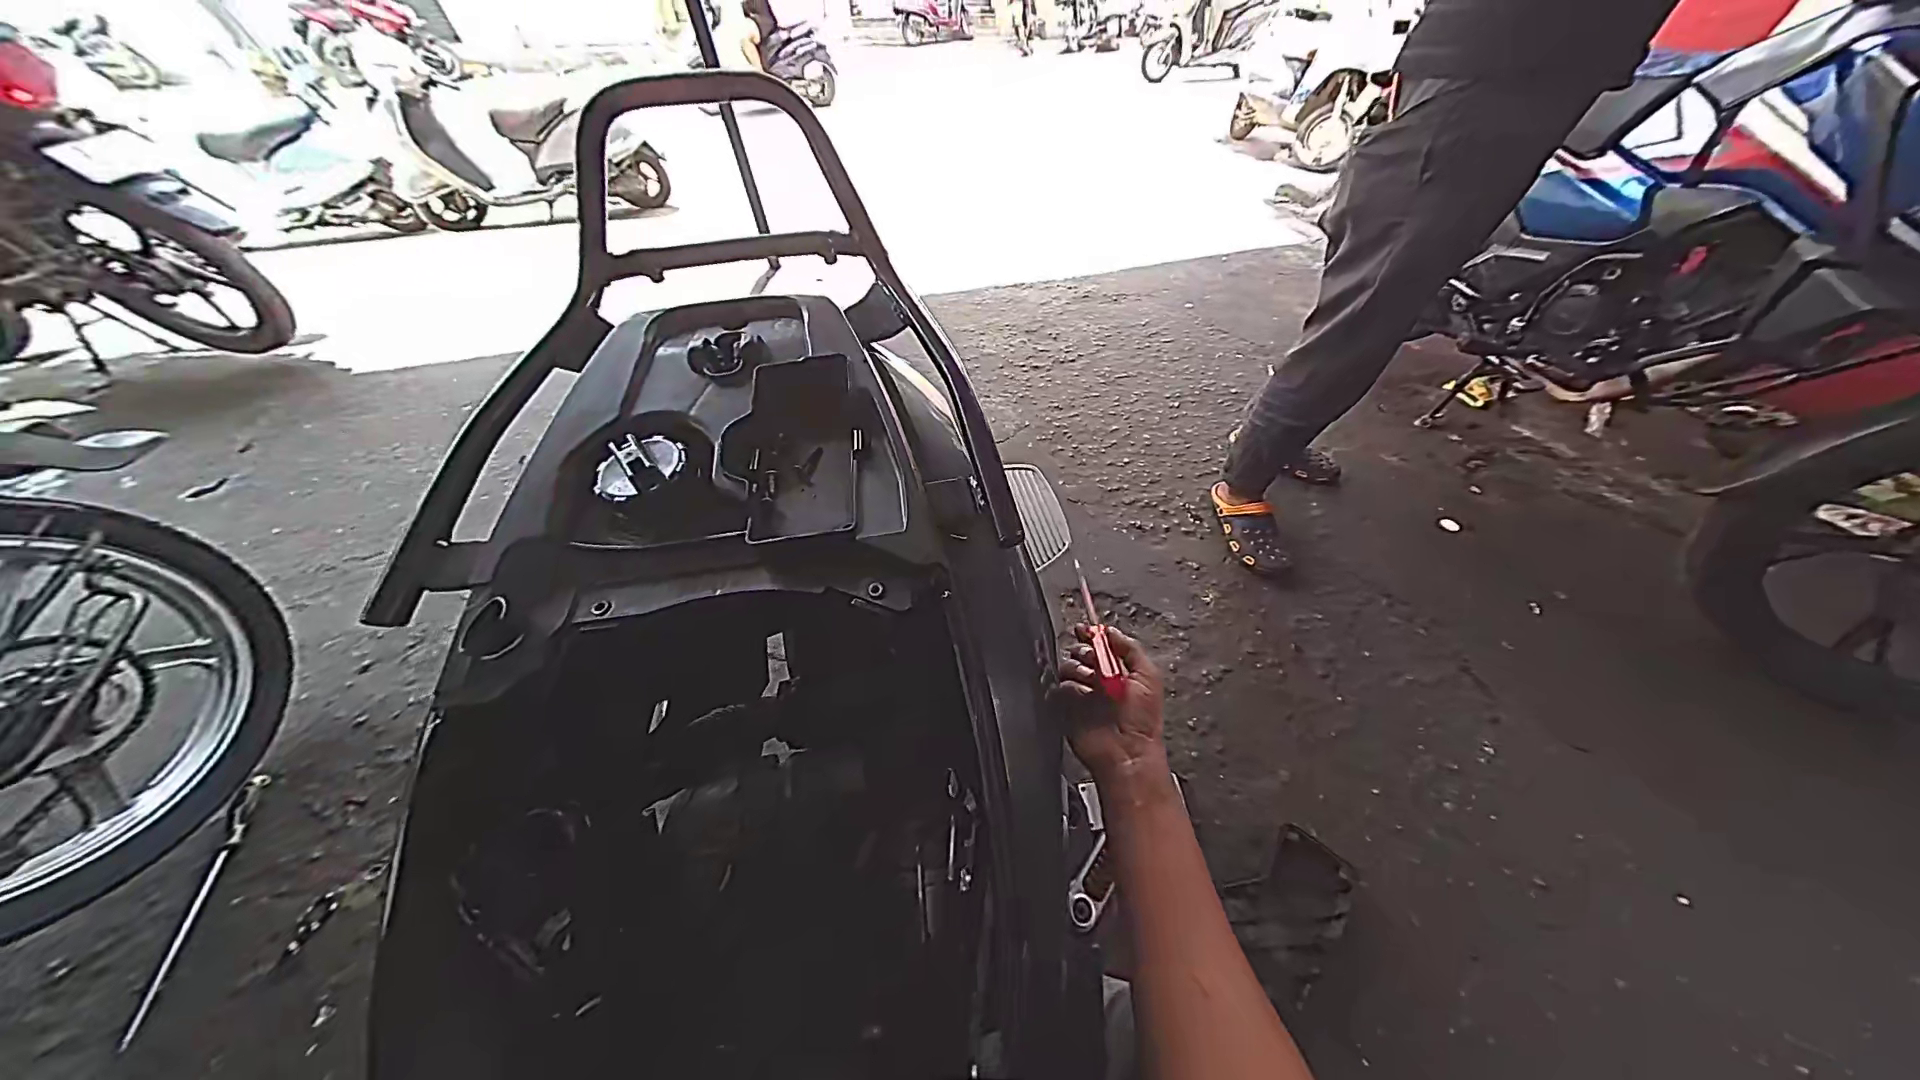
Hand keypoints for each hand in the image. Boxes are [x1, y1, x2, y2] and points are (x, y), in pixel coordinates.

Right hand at [1052, 623, 1167, 785]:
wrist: (1126, 754)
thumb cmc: (1142, 721)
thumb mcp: (1148, 676)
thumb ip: (1130, 649)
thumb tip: (1109, 631)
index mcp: (1120, 672)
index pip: (1101, 645)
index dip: (1092, 635)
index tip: (1084, 629)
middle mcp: (1100, 681)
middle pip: (1081, 653)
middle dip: (1083, 650)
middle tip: (1090, 658)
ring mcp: (1083, 695)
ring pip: (1067, 668)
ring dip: (1075, 668)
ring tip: (1088, 679)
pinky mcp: (1067, 709)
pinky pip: (1057, 689)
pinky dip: (1064, 687)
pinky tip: (1076, 693)